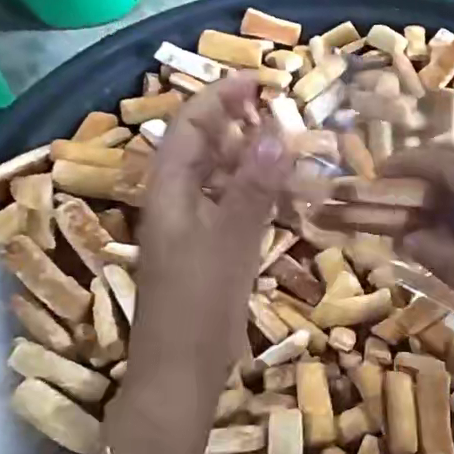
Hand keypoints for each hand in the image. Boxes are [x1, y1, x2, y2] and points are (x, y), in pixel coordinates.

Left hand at [124, 74, 289, 402]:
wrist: (181, 374)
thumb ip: (252, 187)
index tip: (258, 80)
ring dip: (246, 154)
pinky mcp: (208, 251)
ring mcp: (191, 229)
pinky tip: (279, 192)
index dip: (219, 98)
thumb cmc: (198, 306)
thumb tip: (277, 131)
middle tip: (279, 108)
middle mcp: (175, 203)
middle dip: (235, 121)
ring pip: (216, 176)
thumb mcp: (229, 241)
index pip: (188, 128)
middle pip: (200, 147)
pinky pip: (229, 204)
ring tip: (285, 141)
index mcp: (168, 193)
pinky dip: (252, 188)